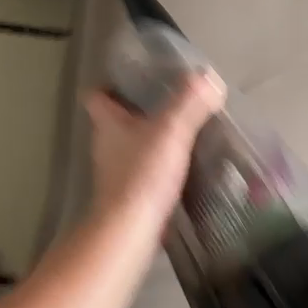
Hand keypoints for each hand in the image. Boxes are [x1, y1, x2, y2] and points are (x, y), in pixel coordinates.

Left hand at [85, 71, 226, 227]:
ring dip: (147, 142)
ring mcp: (113, 172)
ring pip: (128, 147)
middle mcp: (105, 144)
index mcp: (107, 121)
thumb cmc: (143, 173)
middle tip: (165, 105)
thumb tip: (209, 76)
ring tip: (178, 137)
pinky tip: (179, 171)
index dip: (110, 85)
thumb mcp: (170, 130)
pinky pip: (140, 174)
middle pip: (114, 120)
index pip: (97, 95)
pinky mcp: (126, 197)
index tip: (131, 80)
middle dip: (136, 113)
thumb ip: (189, 102)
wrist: (130, 230)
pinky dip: (155, 170)